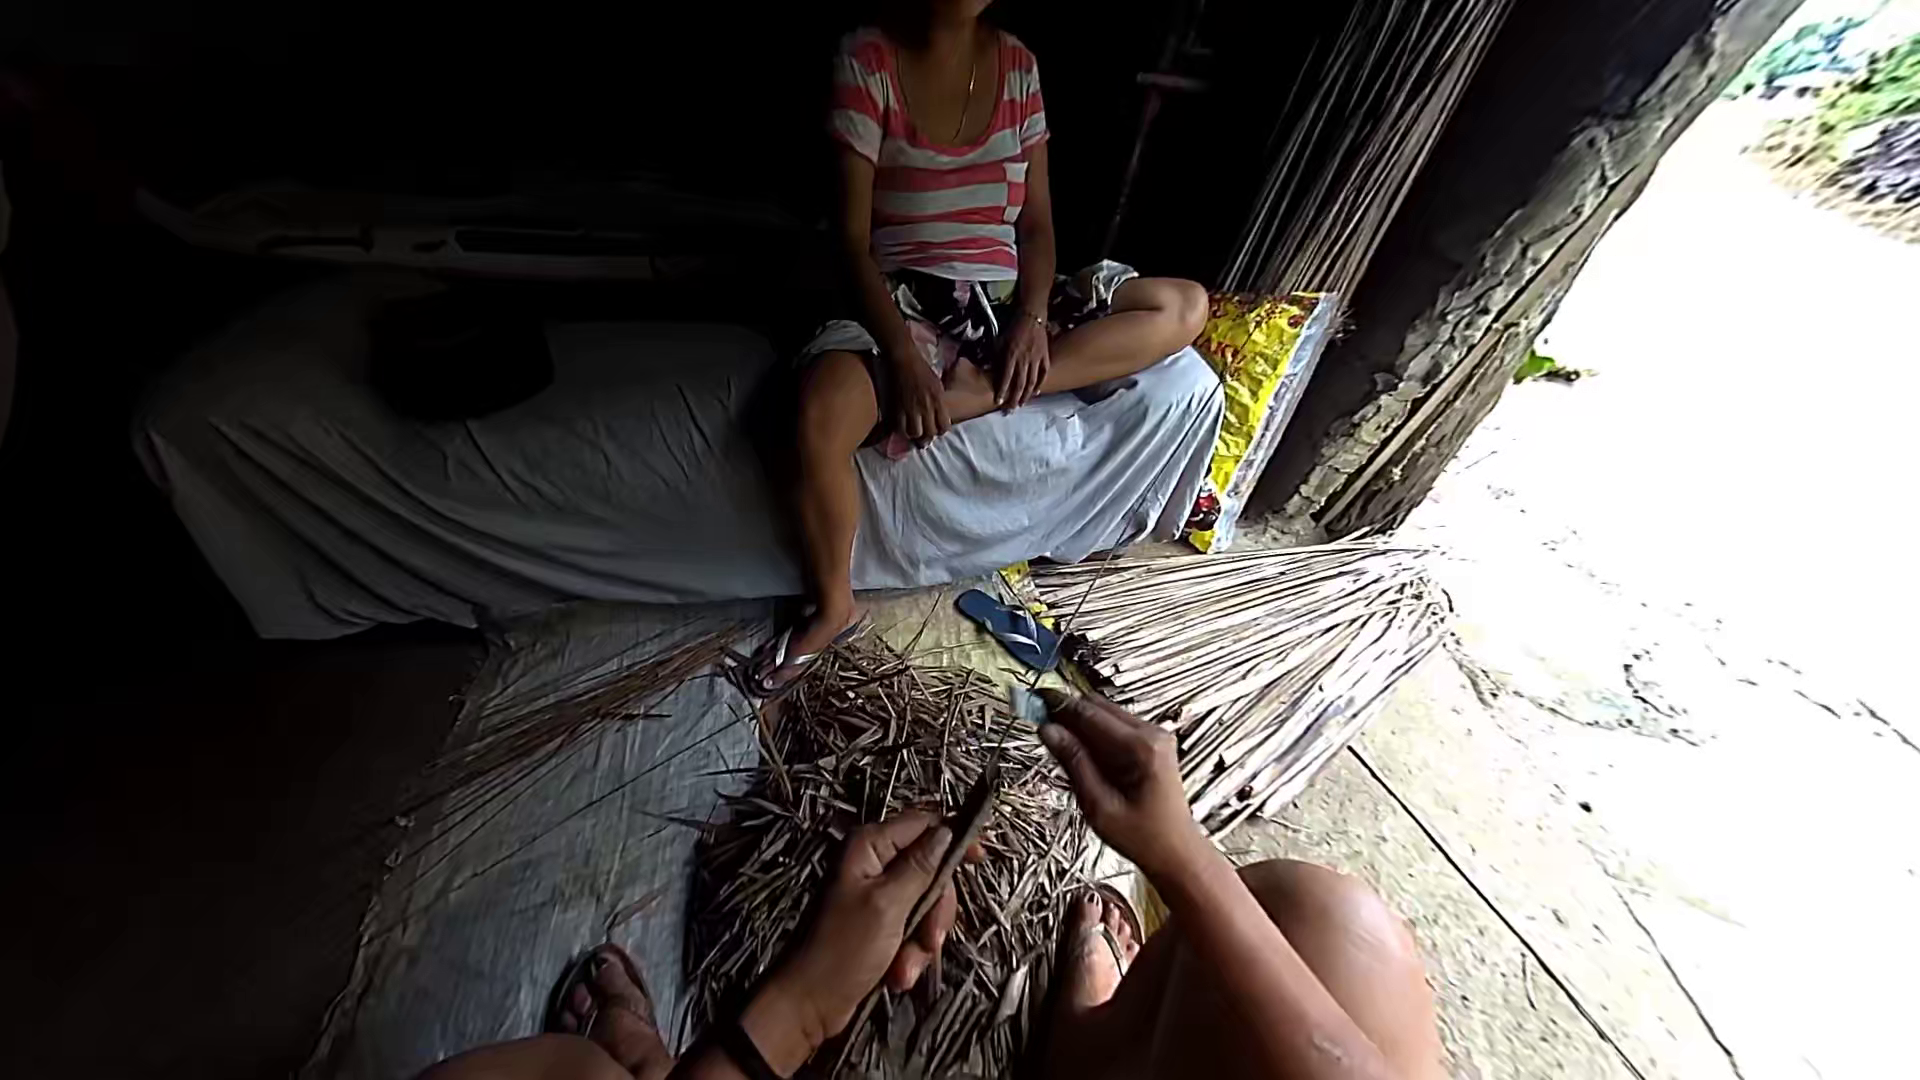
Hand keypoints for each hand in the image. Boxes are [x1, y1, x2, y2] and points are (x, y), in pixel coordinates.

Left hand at [745, 811, 964, 1070]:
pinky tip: (900, 973)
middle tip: (932, 938)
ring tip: (908, 966)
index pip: (923, 823)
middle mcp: (875, 859)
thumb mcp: (888, 904)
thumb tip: (947, 831)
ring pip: (926, 899)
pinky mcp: (882, 918)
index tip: (979, 857)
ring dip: (924, 936)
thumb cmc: (843, 950)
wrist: (808, 1006)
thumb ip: (921, 866)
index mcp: (871, 844)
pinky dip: (913, 950)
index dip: (954, 836)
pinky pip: (913, 923)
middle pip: (930, 866)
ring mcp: (879, 889)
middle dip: (936, 907)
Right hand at [889, 351, 951, 446]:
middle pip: (930, 432)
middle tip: (925, 435)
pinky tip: (902, 428)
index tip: (937, 430)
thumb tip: (940, 415)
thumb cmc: (922, 369)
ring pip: (915, 433)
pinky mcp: (898, 407)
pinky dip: (902, 430)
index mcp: (938, 400)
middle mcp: (927, 406)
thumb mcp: (938, 385)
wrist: (904, 360)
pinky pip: (900, 427)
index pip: (944, 426)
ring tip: (913, 432)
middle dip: (928, 436)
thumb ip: (939, 402)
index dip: (941, 431)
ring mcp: (912, 408)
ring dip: (915, 435)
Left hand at [995, 315, 1049, 411]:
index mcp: (1011, 356)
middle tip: (1010, 410)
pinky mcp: (1045, 357)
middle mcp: (1024, 360)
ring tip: (1021, 404)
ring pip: (1031, 382)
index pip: (1005, 379)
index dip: (1002, 392)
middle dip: (1014, 399)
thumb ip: (997, 358)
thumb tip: (990, 372)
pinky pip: (1043, 374)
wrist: (1031, 316)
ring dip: (1026, 395)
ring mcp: (1036, 359)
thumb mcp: (1000, 341)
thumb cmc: (1013, 329)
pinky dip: (1040, 384)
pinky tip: (1036, 393)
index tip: (999, 403)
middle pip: (1019, 384)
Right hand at [1037, 690, 1210, 880]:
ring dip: (1080, 721)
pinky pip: (1114, 723)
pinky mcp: (1151, 740)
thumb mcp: (1099, 806)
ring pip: (1105, 711)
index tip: (1032, 700)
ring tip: (1059, 742)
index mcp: (1141, 747)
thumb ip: (1073, 763)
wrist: (1177, 853)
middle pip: (1098, 705)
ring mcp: (1154, 733)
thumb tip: (1046, 729)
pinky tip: (1082, 751)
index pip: (1090, 713)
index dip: (1058, 705)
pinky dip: (1093, 730)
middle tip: (1041, 725)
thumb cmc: (1140, 837)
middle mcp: (1151, 731)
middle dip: (1067, 711)